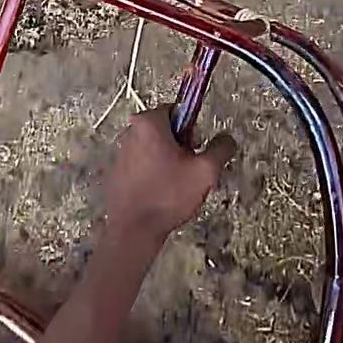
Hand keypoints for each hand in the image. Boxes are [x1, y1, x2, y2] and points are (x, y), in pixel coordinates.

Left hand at [104, 107, 236, 243]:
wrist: (133, 232)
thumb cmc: (168, 196)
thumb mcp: (205, 171)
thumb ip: (221, 149)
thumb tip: (228, 139)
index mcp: (149, 123)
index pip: (178, 110)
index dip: (192, 129)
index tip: (194, 150)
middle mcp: (130, 131)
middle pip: (165, 129)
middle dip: (179, 146)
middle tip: (187, 170)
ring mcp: (119, 152)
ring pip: (153, 148)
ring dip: (166, 161)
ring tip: (173, 186)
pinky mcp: (115, 172)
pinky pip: (140, 164)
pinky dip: (151, 173)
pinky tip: (158, 194)